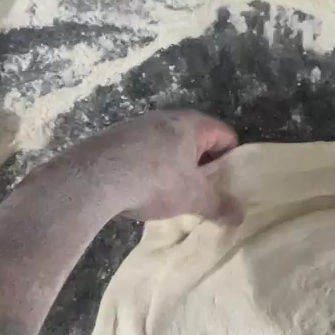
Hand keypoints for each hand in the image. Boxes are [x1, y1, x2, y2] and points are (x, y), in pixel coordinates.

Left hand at [55, 110, 239, 221]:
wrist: (94, 177)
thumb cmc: (155, 180)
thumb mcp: (193, 198)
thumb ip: (219, 205)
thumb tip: (240, 216)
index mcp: (191, 124)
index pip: (226, 135)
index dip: (231, 160)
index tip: (227, 184)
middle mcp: (165, 117)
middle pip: (196, 140)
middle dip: (201, 166)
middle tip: (202, 192)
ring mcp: (137, 125)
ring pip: (167, 145)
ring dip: (173, 167)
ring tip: (171, 194)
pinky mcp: (114, 138)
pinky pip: (143, 151)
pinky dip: (148, 168)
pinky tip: (140, 189)